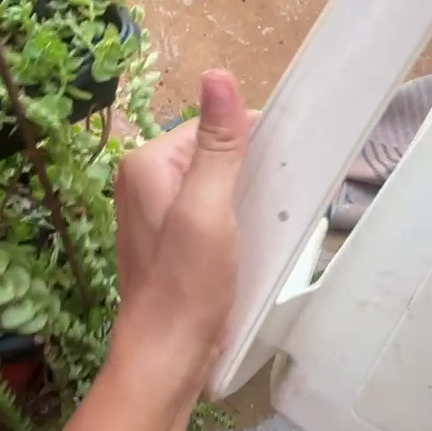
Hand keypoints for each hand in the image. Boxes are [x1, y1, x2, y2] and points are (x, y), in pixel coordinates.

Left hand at [113, 69, 252, 369]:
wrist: (167, 355)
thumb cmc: (187, 284)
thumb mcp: (209, 208)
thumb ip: (219, 144)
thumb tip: (219, 75)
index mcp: (147, 164)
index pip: (211, 126)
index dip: (252, 138)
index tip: (286, 161)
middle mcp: (145, 181)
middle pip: (213, 152)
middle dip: (250, 168)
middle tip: (279, 196)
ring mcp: (156, 212)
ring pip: (215, 182)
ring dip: (246, 193)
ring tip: (270, 217)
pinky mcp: (172, 238)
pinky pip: (211, 209)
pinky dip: (236, 215)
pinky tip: (254, 235)